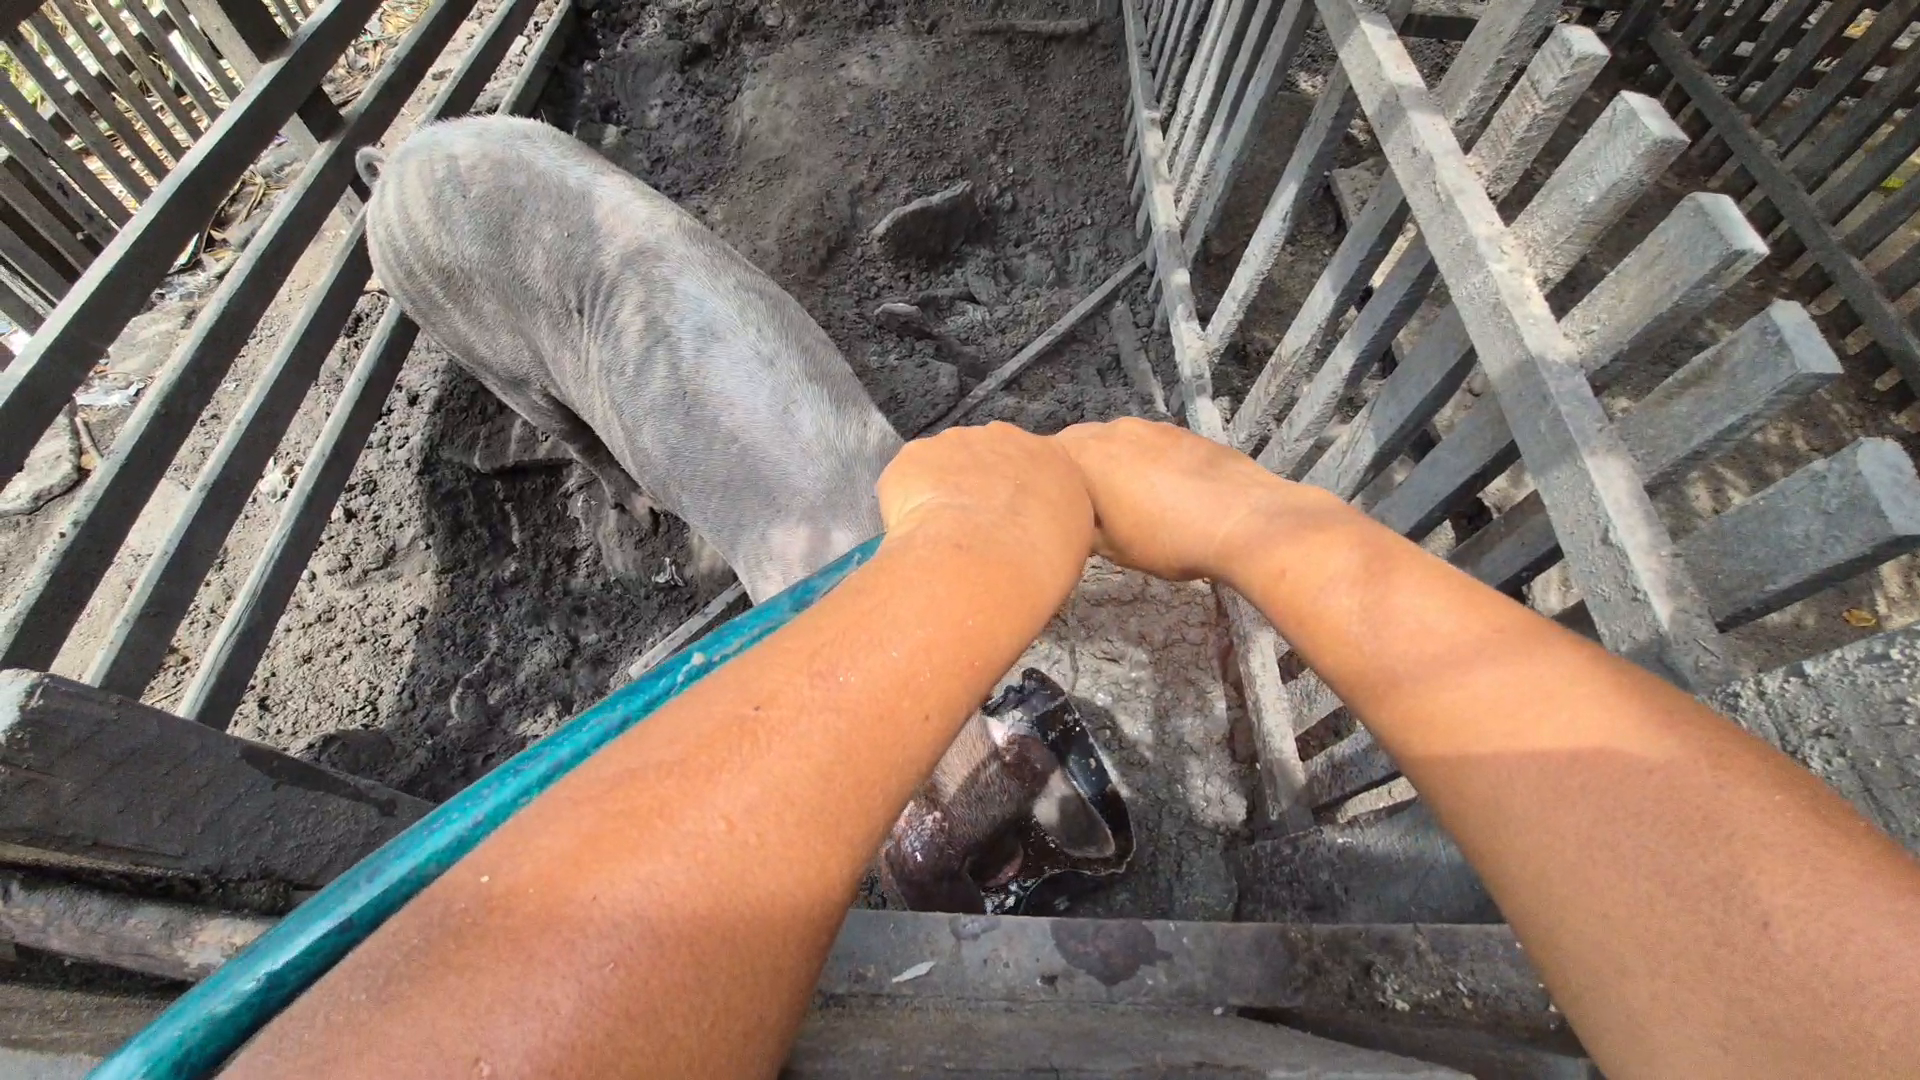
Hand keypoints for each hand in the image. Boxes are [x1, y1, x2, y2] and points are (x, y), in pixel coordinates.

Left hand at [877, 422, 1093, 589]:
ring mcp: (957, 442)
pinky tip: (917, 531)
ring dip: (943, 491)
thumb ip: (1056, 524)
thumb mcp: (1071, 545)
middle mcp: (1006, 439)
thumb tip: (1036, 531)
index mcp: (1054, 460)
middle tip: (976, 530)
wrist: (983, 563)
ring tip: (944, 536)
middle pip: (990, 456)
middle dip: (980, 486)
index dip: (1024, 490)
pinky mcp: (917, 455)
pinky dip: (909, 500)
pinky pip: (910, 475)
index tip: (1013, 516)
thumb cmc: (1037, 564)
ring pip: (946, 463)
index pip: (1045, 461)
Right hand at [1054, 418, 1347, 583]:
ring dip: (1114, 465)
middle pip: (1082, 444)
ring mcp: (1152, 428)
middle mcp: (1114, 430)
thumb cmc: (1167, 538)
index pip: (1045, 457)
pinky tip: (1162, 493)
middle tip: (1082, 506)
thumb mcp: (1111, 549)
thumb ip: (1080, 528)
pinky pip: (1151, 445)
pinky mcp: (1184, 434)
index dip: (1045, 482)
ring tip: (1124, 501)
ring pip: (1118, 443)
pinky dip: (1146, 464)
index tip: (1049, 506)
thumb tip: (1071, 522)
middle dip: (1078, 471)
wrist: (1244, 519)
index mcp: (1086, 455)